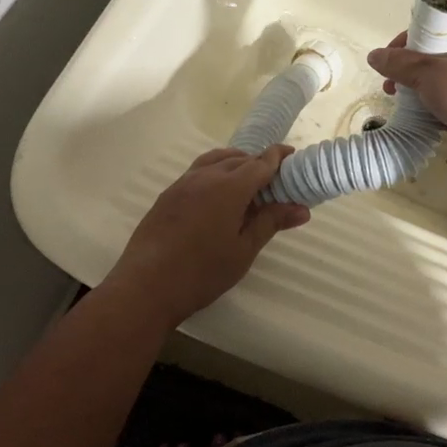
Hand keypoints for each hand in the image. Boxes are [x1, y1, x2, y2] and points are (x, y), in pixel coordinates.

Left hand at [108, 146, 309, 326]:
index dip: (278, 158)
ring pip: (216, 161)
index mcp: (229, 187)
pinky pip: (198, 171)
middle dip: (259, 163)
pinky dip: (215, 171)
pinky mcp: (167, 196)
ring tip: (247, 180)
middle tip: (275, 179)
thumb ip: (271, 222)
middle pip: (239, 160)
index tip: (293, 158)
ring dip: (236, 163)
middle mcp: (206, 176)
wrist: (145, 288)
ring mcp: (183, 184)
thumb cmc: (201, 272)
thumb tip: (302, 209)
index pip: (260, 163)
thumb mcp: (243, 250)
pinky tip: (217, 194)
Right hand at [366, 31, 446, 168]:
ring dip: (414, 92)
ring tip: (396, 101)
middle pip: (432, 61)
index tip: (389, 56)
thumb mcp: (430, 73)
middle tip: (389, 84)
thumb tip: (374, 55)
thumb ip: (400, 63)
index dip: (409, 41)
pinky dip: (426, 111)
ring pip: (435, 86)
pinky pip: (441, 107)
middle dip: (407, 71)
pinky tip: (413, 118)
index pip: (435, 33)